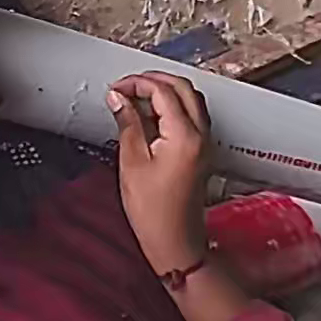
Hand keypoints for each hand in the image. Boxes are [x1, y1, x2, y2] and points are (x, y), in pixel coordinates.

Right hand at [107, 72, 212, 275]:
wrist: (175, 241)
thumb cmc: (152, 210)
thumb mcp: (132, 162)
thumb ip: (127, 123)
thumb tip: (118, 97)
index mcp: (184, 136)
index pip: (163, 92)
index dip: (136, 84)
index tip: (116, 89)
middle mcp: (201, 135)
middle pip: (183, 87)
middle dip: (153, 80)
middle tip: (126, 86)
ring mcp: (205, 142)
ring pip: (190, 98)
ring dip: (164, 90)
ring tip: (136, 97)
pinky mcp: (201, 150)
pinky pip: (191, 114)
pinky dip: (172, 105)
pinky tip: (150, 114)